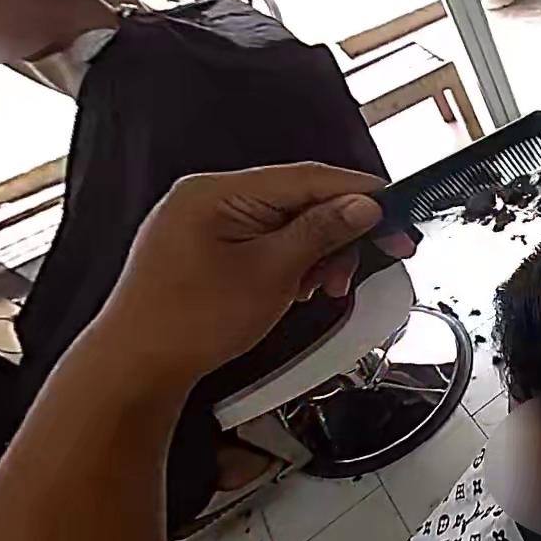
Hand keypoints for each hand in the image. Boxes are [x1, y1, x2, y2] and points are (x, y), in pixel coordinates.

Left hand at [86, 162, 415, 385]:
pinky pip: (280, 240)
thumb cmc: (193, 318)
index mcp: (219, 193)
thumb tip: (365, 205)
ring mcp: (217, 220)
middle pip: (308, 200)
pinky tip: (307, 284)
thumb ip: (323, 230)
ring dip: (327, 252)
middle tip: (388, 252)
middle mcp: (216, 198)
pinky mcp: (222, 242)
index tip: (399, 211)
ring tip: (328, 285)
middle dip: (347, 231)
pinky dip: (305, 260)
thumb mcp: (274, 270)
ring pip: (300, 223)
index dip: (363, 192)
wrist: (141, 362)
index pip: (310, 178)